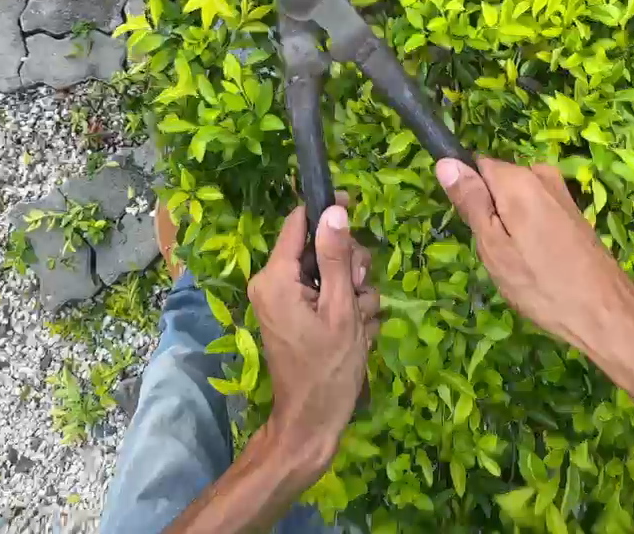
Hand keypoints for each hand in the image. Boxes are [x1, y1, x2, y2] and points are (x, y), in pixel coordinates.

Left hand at [248, 192, 379, 480]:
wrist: (312, 425)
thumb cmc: (327, 369)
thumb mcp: (340, 310)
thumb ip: (336, 258)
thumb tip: (334, 211)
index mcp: (275, 277)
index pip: (298, 221)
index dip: (327, 211)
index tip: (354, 208)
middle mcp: (272, 282)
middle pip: (318, 246)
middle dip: (349, 265)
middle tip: (361, 292)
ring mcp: (282, 299)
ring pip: (328, 271)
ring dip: (354, 290)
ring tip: (360, 320)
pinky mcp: (295, 314)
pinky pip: (325, 293)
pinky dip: (347, 307)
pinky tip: (358, 330)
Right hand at [435, 157, 633, 362]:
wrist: (606, 314)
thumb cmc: (541, 284)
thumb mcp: (494, 246)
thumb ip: (470, 201)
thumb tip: (446, 162)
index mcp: (517, 178)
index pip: (475, 166)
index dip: (470, 196)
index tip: (477, 229)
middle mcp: (541, 174)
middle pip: (498, 182)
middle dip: (492, 212)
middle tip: (498, 252)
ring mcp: (561, 193)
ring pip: (517, 199)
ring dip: (512, 225)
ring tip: (520, 263)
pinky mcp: (573, 212)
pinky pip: (537, 210)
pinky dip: (532, 232)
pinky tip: (540, 263)